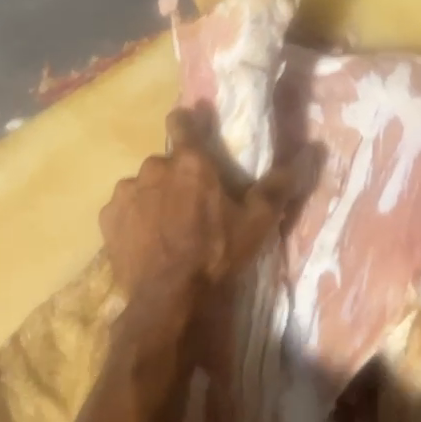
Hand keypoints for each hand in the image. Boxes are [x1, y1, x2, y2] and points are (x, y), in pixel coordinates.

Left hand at [100, 108, 299, 306]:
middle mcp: (155, 167)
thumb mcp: (258, 221)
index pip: (183, 121)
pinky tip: (148, 240)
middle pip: (167, 161)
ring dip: (155, 197)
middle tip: (193, 204)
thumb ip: (280, 183)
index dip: (189, 121)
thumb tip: (312, 149)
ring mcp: (127, 192)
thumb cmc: (218, 254)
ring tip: (169, 228)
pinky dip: (134, 218)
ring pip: (144, 185)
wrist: (169, 300)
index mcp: (191, 161)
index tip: (195, 127)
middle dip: (178, 176)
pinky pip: (124, 208)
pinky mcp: (108, 219)